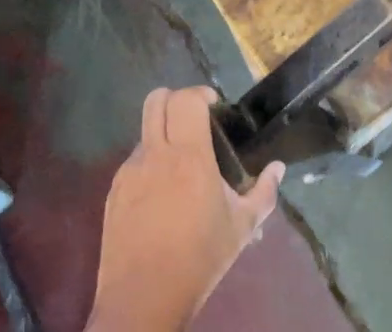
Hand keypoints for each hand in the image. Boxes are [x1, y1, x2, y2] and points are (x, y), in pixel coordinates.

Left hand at [87, 87, 284, 331]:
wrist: (143, 299)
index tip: (214, 106)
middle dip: (175, 98)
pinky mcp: (113, 192)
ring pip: (144, 132)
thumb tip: (278, 168)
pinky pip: (133, 163)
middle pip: (156, 100)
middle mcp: (155, 154)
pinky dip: (149, 164)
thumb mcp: (241, 227)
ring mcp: (129, 172)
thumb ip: (263, 192)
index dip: (200, 93)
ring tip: (180, 164)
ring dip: (162, 134)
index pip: (186, 99)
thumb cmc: (199, 258)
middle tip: (194, 118)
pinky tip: (161, 194)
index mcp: (188, 156)